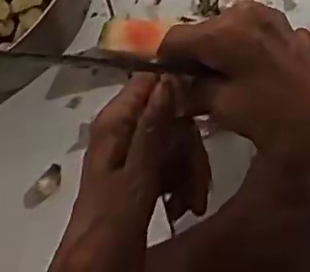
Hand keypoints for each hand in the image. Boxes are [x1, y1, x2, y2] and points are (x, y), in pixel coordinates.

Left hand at [50, 74, 209, 271]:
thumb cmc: (107, 231)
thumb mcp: (134, 182)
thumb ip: (151, 131)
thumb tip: (168, 78)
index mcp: (115, 123)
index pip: (152, 80)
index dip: (179, 91)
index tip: (202, 116)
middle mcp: (123, 130)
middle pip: (170, 113)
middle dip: (189, 147)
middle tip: (198, 184)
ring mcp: (132, 153)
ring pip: (174, 139)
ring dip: (190, 170)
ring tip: (193, 204)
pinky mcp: (140, 175)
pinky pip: (171, 162)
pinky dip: (183, 183)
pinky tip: (185, 207)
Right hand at [159, 2, 309, 161]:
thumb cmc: (282, 114)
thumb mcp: (229, 110)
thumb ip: (194, 94)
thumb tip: (172, 92)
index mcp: (225, 30)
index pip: (176, 38)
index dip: (165, 64)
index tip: (164, 89)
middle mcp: (242, 12)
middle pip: (200, 33)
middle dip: (192, 61)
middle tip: (190, 99)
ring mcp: (265, 16)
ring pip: (223, 34)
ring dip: (215, 59)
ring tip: (218, 95)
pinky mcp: (280, 26)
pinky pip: (245, 36)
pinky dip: (237, 54)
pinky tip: (244, 84)